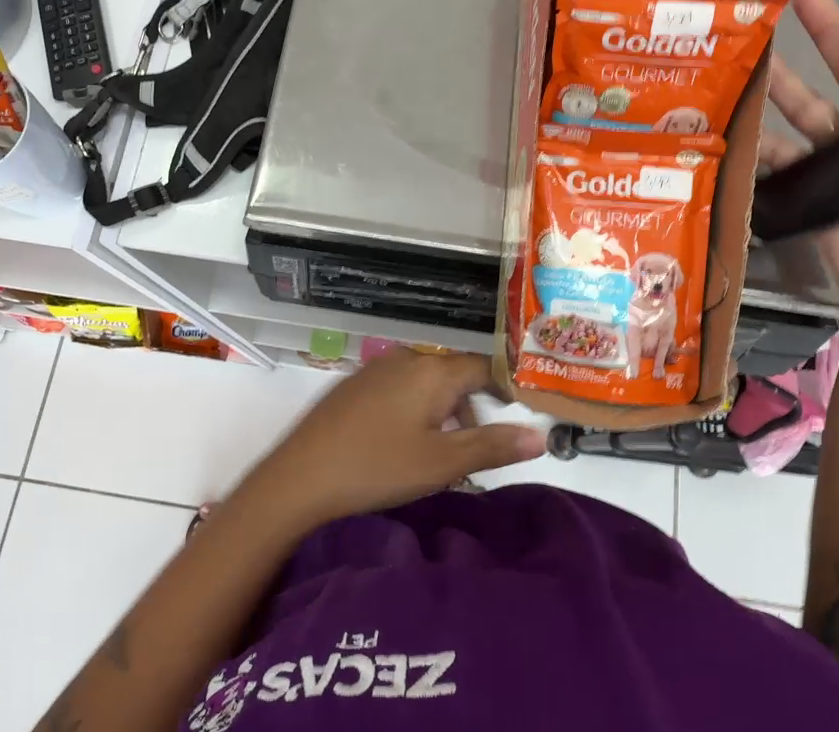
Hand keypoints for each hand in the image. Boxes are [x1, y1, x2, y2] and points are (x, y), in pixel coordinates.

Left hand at [236, 351, 545, 530]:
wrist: (298, 478)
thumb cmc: (377, 468)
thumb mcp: (442, 463)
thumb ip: (492, 446)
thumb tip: (540, 435)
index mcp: (432, 371)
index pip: (483, 368)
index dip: (506, 388)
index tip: (519, 414)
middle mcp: (404, 359)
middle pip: (453, 375)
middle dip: (471, 408)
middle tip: (476, 450)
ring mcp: (373, 371)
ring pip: (424, 383)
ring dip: (442, 413)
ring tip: (439, 456)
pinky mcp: (351, 387)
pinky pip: (398, 390)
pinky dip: (414, 411)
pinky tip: (401, 447)